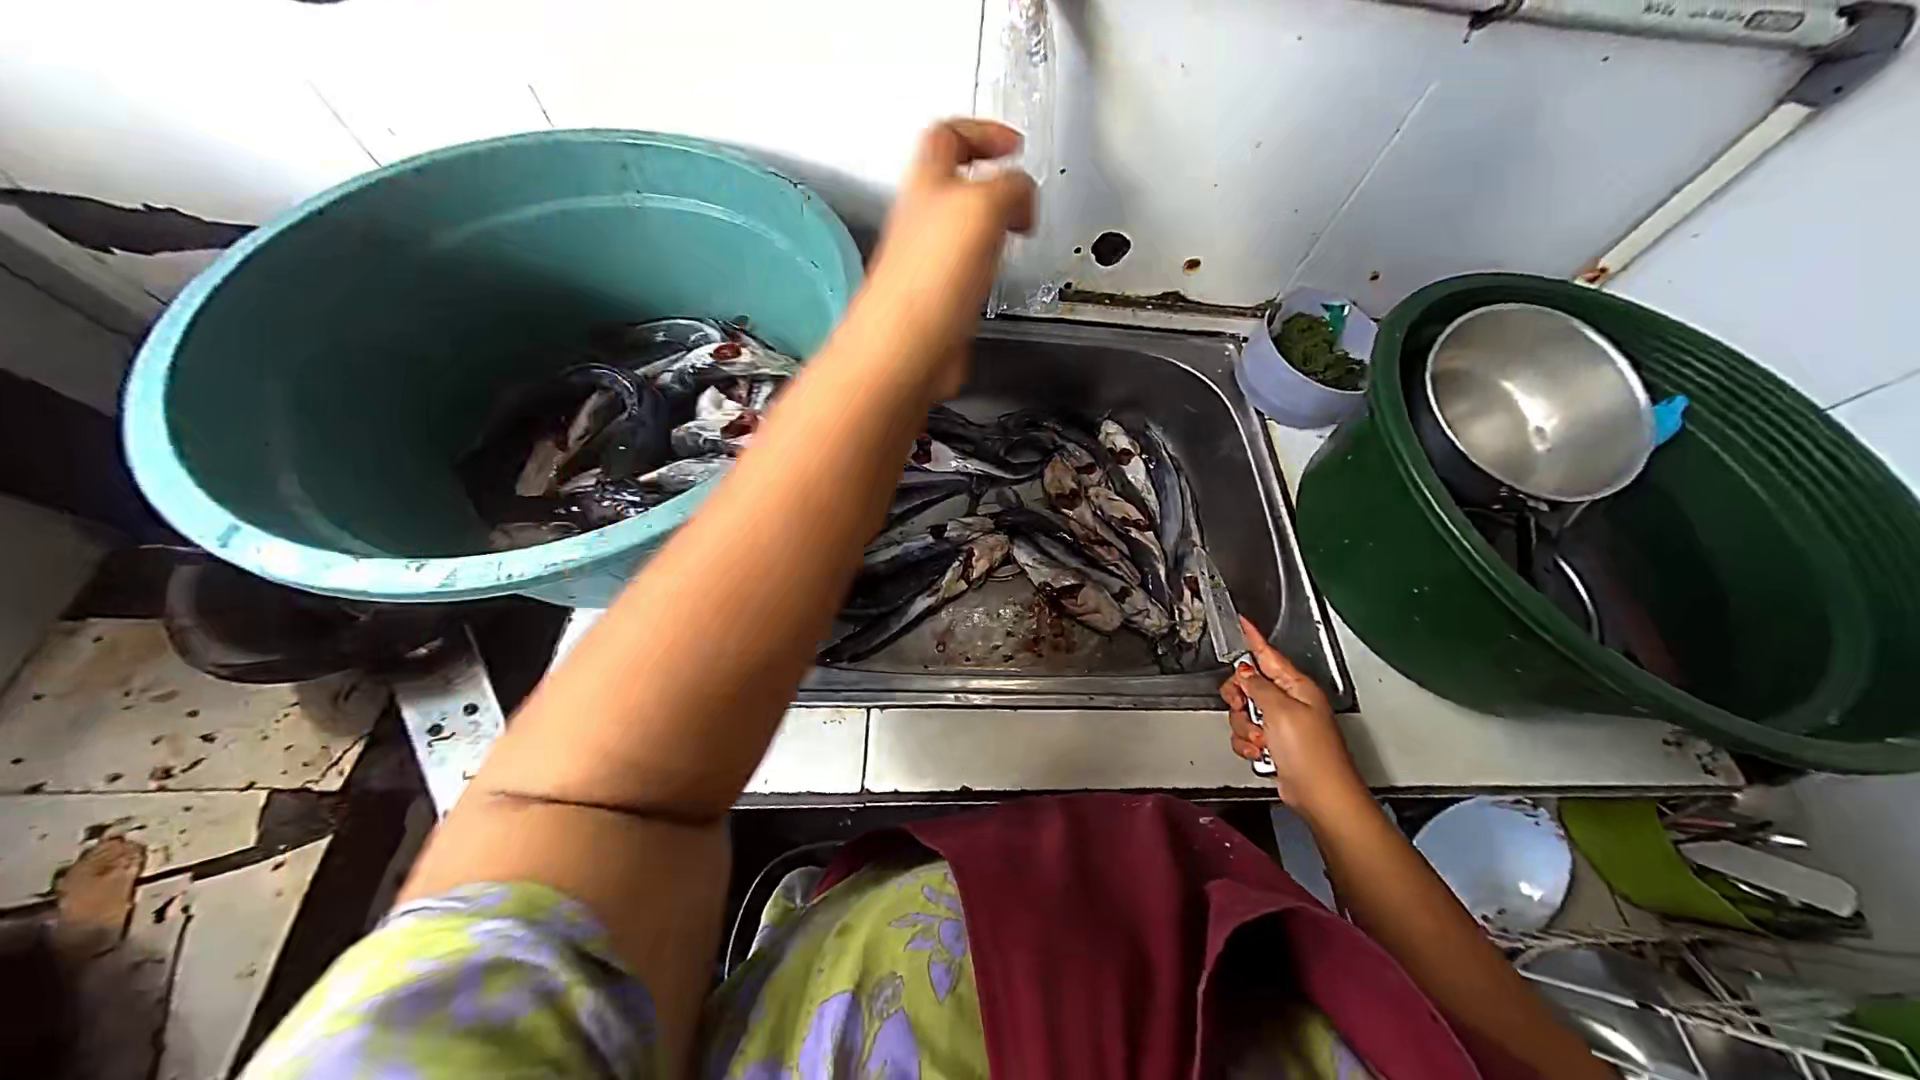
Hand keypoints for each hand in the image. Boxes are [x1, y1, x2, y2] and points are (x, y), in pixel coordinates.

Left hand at [851, 119, 1035, 398]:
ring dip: (990, 224)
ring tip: (1015, 229)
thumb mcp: (984, 206)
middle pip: (952, 182)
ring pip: (960, 227)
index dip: (983, 131)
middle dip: (989, 179)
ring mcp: (927, 263)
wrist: (907, 351)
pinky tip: (996, 278)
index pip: (948, 134)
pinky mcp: (938, 301)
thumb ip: (1011, 186)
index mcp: (927, 185)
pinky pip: (964, 271)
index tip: (1013, 144)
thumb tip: (1022, 194)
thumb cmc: (929, 283)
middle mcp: (922, 222)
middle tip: (1017, 188)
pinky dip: (986, 266)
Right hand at [1218, 616, 1366, 812]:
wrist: (1320, 796)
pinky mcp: (1273, 744)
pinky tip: (1261, 753)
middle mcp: (1288, 702)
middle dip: (1240, 700)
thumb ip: (1258, 686)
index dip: (1253, 638)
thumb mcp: (1281, 711)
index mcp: (1297, 687)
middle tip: (1244, 707)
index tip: (1242, 621)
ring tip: (1263, 741)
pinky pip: (1245, 735)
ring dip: (1245, 728)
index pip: (1268, 654)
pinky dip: (1248, 745)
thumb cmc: (1312, 754)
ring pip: (1243, 713)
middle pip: (1248, 685)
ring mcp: (1280, 724)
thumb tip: (1244, 672)